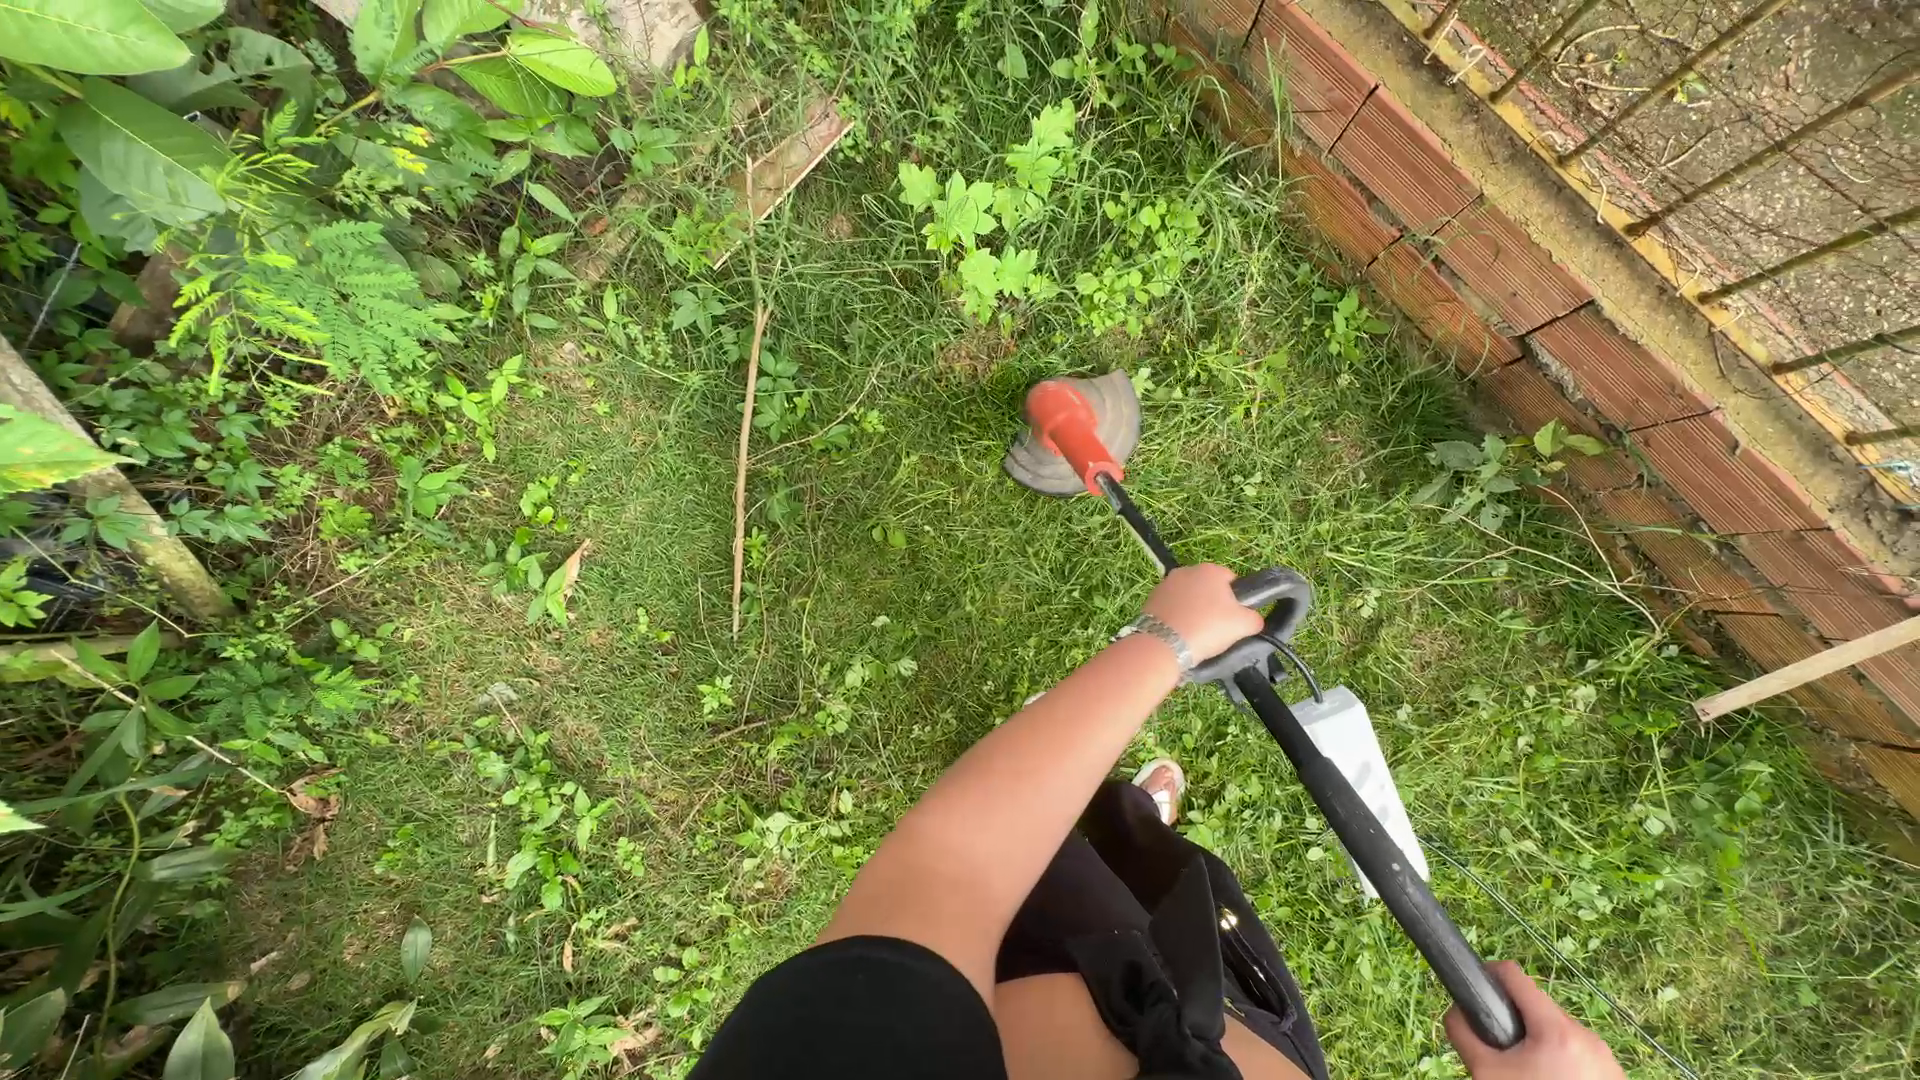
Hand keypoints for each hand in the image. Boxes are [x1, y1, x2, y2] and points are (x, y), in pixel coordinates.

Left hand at [1140, 564, 1262, 662]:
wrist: (1163, 644)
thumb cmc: (1207, 628)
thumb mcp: (1244, 624)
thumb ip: (1255, 618)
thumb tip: (1253, 619)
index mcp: (1210, 570)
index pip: (1231, 579)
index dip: (1236, 599)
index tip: (1233, 617)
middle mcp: (1185, 570)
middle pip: (1207, 588)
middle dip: (1213, 604)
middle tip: (1216, 627)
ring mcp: (1165, 584)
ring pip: (1188, 598)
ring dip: (1193, 610)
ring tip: (1196, 632)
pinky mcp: (1150, 599)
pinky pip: (1171, 607)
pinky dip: (1176, 617)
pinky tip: (1179, 633)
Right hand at [1445, 962, 1623, 1079]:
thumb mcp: (1485, 1073)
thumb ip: (1463, 1032)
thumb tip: (1458, 1010)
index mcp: (1557, 1031)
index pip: (1512, 975)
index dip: (1486, 976)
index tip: (1476, 993)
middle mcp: (1588, 1038)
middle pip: (1536, 1005)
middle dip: (1514, 1020)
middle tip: (1503, 1051)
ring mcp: (1608, 1060)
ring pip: (1558, 1030)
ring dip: (1537, 1042)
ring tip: (1528, 1075)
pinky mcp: (1617, 1078)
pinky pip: (1579, 1053)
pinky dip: (1560, 1061)